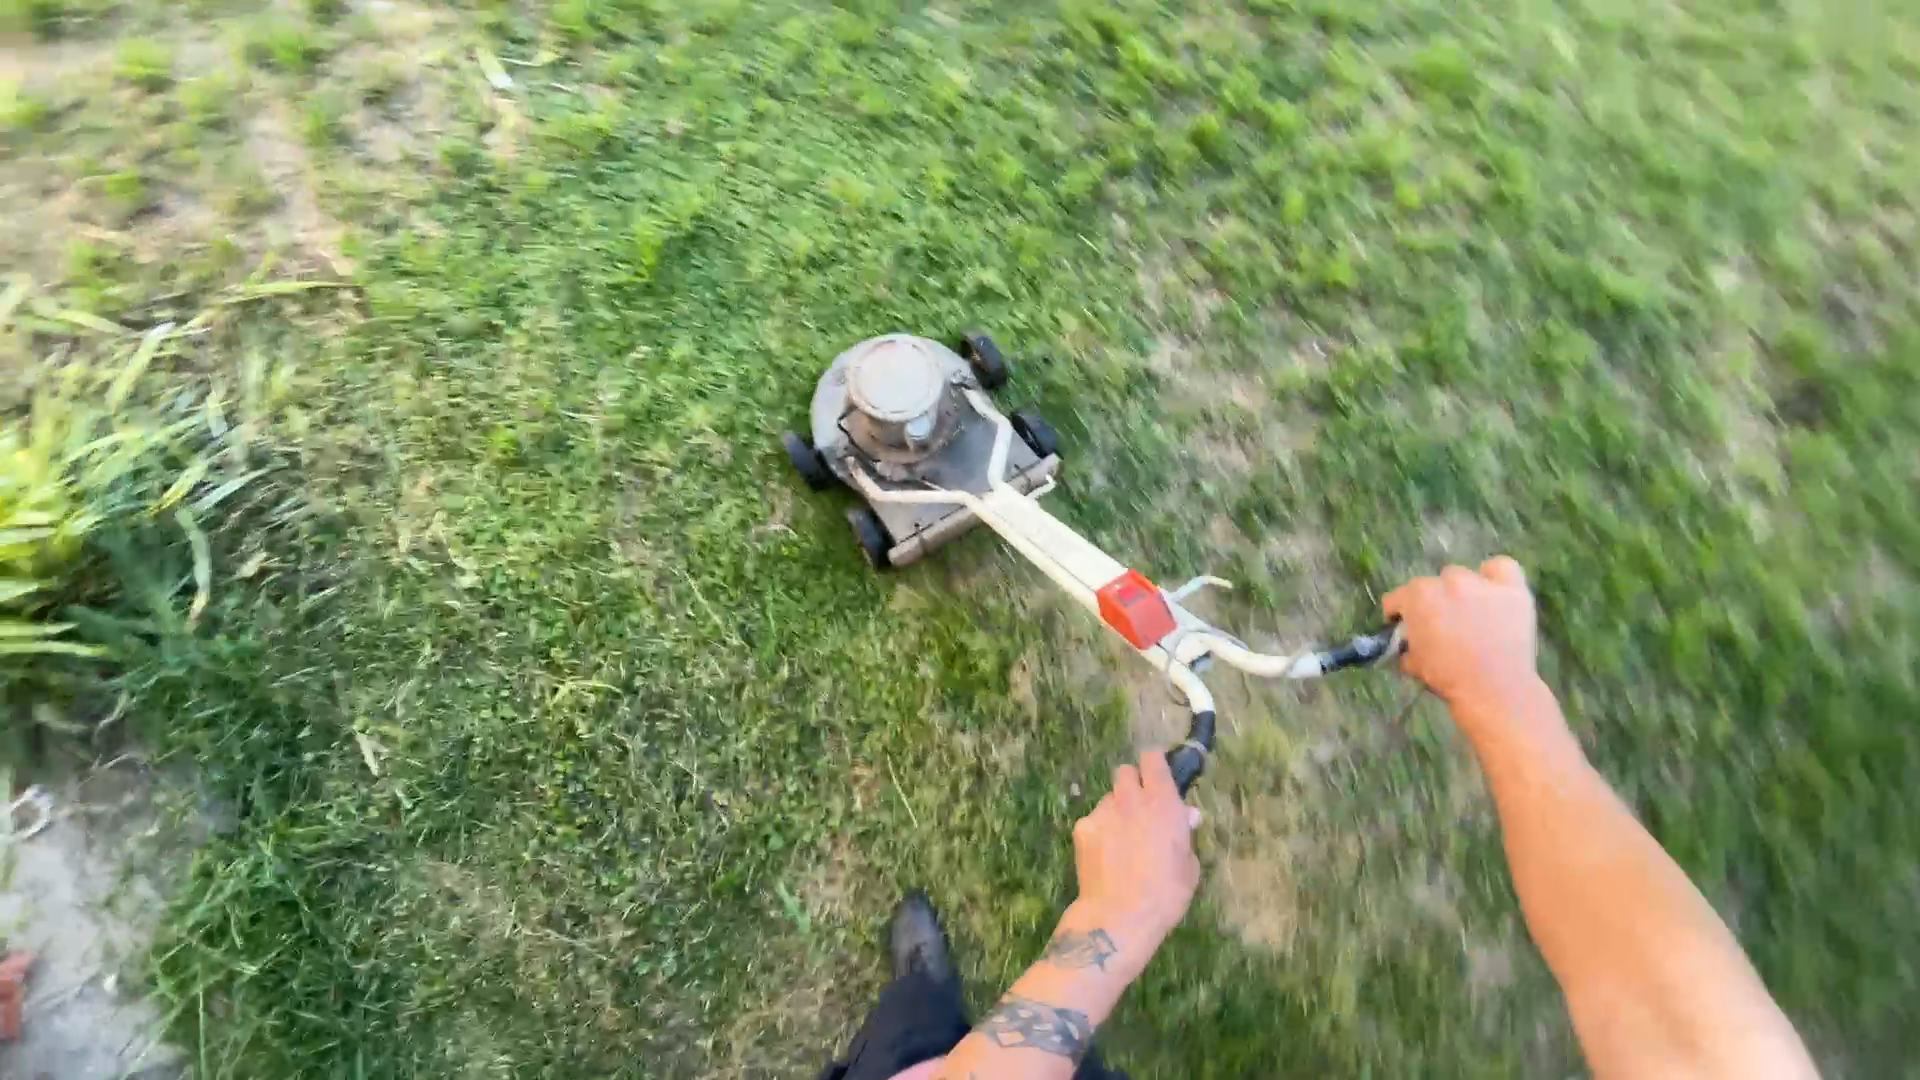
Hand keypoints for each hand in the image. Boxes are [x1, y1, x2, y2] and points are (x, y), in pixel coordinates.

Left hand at [1071, 751, 1199, 942]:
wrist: (1119, 916)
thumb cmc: (1165, 894)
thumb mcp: (1189, 866)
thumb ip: (1184, 834)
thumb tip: (1186, 816)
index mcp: (1162, 803)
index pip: (1152, 759)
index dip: (1154, 762)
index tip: (1157, 773)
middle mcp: (1130, 799)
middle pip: (1125, 771)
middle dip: (1132, 783)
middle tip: (1140, 808)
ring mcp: (1103, 811)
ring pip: (1109, 798)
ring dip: (1116, 810)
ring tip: (1122, 841)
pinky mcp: (1082, 827)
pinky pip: (1093, 820)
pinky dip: (1100, 831)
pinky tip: (1105, 856)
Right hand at [1383, 557, 1545, 726]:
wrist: (1493, 688)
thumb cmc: (1446, 675)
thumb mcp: (1411, 661)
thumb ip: (1405, 643)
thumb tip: (1406, 643)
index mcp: (1416, 596)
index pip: (1397, 598)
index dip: (1399, 613)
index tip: (1405, 627)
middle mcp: (1446, 582)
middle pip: (1430, 584)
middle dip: (1431, 602)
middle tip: (1440, 623)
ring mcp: (1481, 584)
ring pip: (1461, 576)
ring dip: (1460, 590)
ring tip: (1469, 611)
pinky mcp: (1512, 590)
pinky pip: (1501, 568)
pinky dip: (1494, 576)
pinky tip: (1492, 591)